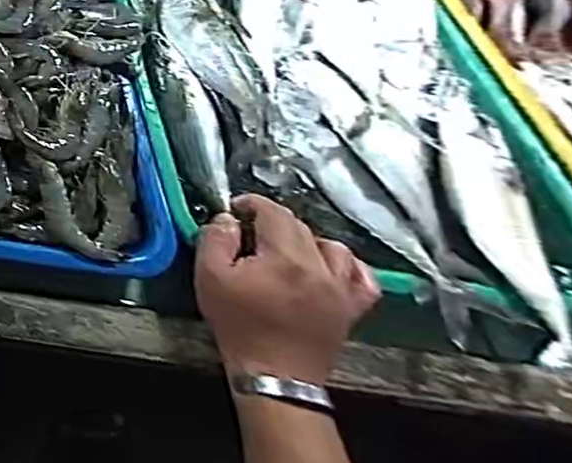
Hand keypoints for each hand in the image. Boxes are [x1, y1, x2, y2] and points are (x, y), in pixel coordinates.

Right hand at [196, 194, 380, 384]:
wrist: (273, 369)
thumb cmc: (237, 319)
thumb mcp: (209, 274)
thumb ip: (215, 238)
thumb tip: (227, 219)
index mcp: (286, 259)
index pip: (275, 213)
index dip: (252, 203)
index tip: (234, 208)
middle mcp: (321, 270)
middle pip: (301, 227)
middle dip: (272, 220)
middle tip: (247, 230)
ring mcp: (343, 291)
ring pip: (333, 247)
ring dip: (306, 239)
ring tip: (283, 247)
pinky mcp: (353, 308)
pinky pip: (363, 277)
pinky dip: (346, 264)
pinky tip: (327, 265)